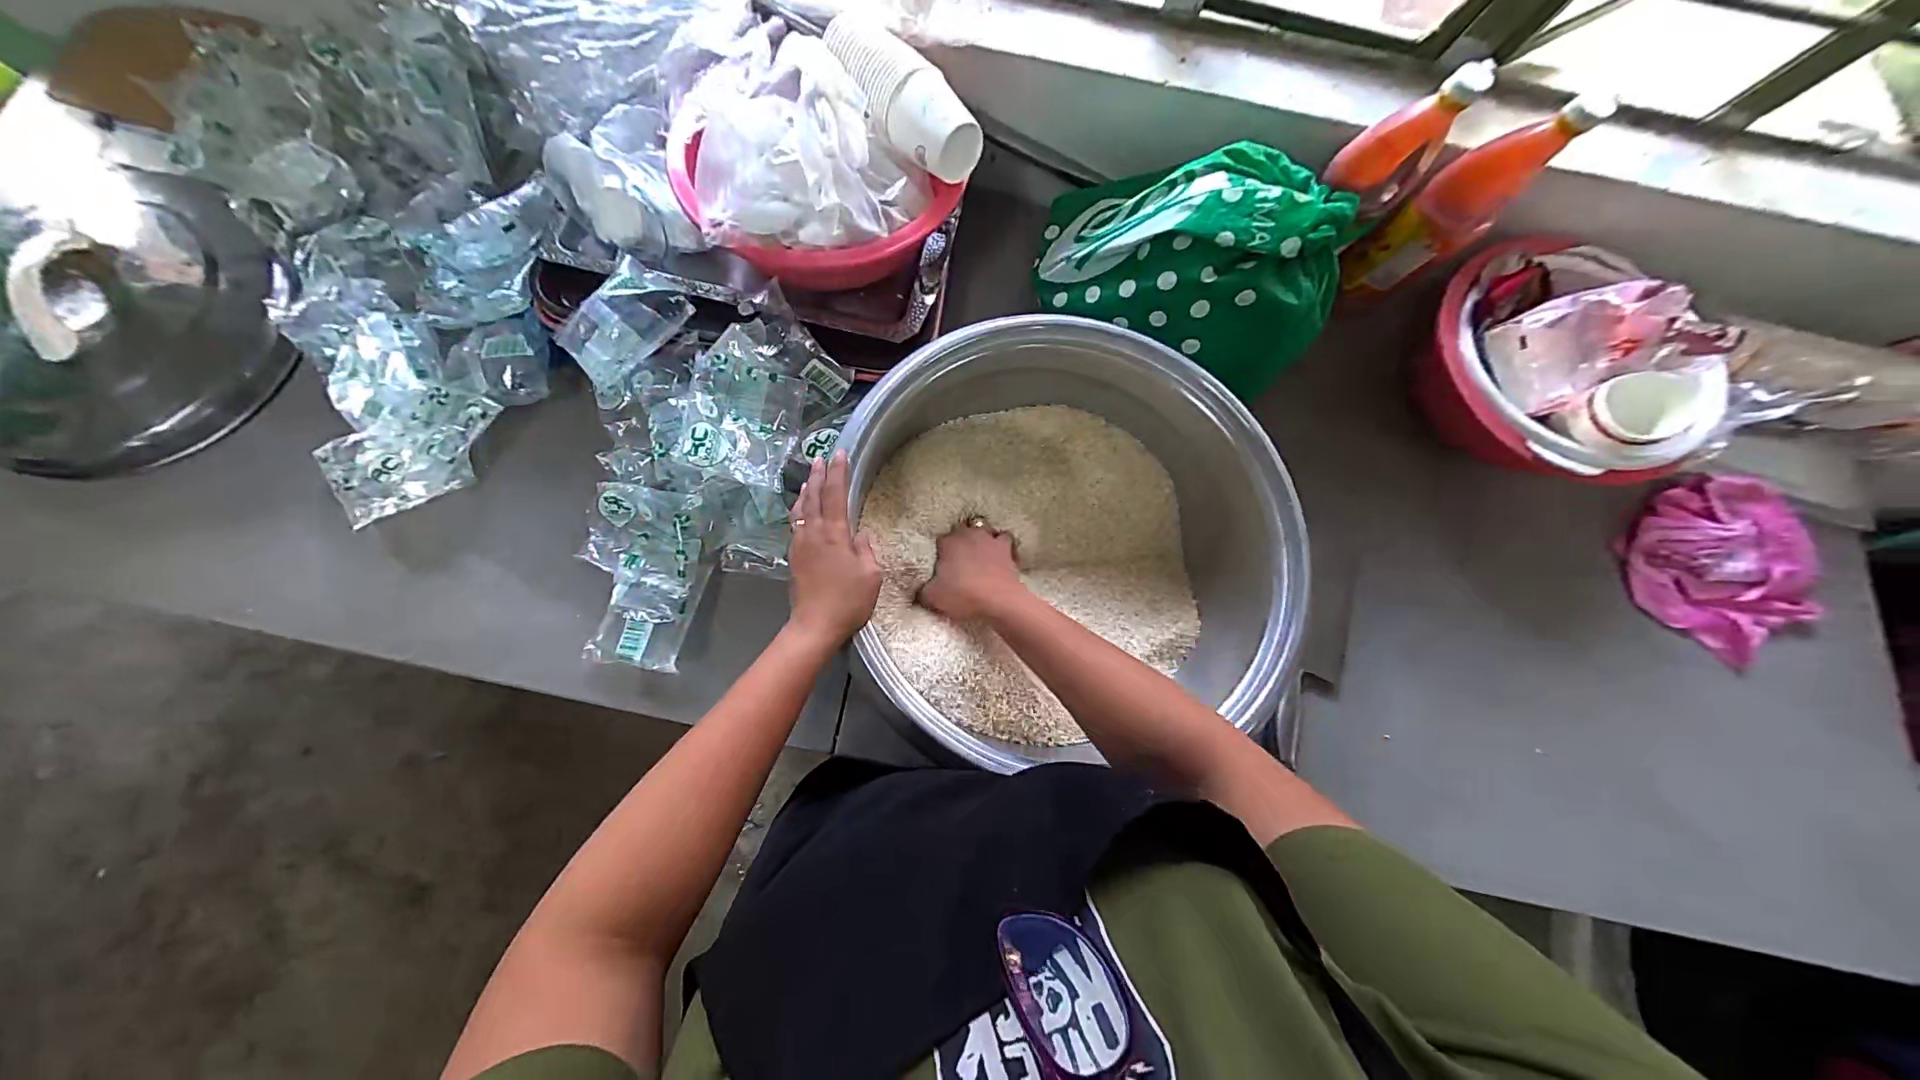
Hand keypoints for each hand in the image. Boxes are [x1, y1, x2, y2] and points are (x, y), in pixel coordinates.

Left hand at [786, 451, 881, 647]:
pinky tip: (803, 510)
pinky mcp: (794, 557)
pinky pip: (797, 523)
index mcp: (835, 533)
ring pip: (801, 509)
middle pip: (815, 496)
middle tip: (820, 457)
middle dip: (819, 475)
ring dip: (807, 490)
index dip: (839, 472)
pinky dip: (801, 509)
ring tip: (810, 478)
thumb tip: (860, 535)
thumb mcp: (871, 574)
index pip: (836, 494)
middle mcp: (814, 533)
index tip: (840, 453)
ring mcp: (800, 544)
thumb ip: (866, 549)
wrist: (814, 625)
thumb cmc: (849, 601)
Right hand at [917, 523, 1025, 621]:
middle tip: (958, 557)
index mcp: (947, 542)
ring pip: (983, 529)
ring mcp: (989, 538)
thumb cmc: (962, 595)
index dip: (940, 552)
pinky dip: (1001, 544)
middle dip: (959, 540)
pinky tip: (999, 553)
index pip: (939, 540)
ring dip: (980, 537)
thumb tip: (919, 589)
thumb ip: (922, 590)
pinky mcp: (1006, 547)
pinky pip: (1004, 538)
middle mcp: (967, 534)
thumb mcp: (932, 597)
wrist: (998, 600)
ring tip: (978, 551)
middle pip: (960, 530)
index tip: (941, 564)